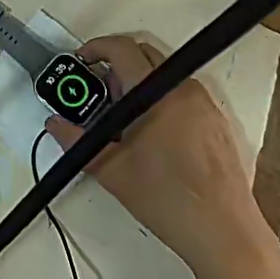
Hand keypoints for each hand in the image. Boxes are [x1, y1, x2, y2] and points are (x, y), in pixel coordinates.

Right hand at [45, 36, 269, 275]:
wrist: (222, 230)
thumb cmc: (171, 201)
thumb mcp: (113, 171)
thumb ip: (77, 142)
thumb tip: (58, 126)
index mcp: (158, 92)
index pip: (122, 48)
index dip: (96, 48)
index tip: (82, 61)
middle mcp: (185, 89)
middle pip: (144, 55)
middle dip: (116, 68)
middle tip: (96, 97)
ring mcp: (204, 103)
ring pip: (163, 76)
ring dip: (138, 86)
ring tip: (121, 124)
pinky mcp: (215, 120)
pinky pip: (182, 95)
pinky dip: (160, 101)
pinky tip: (150, 137)